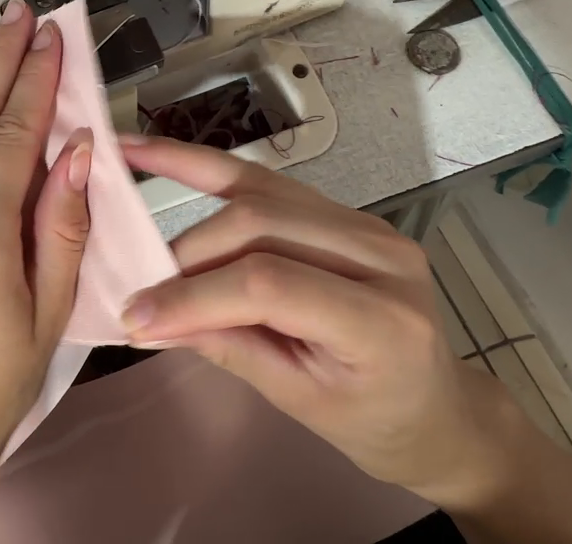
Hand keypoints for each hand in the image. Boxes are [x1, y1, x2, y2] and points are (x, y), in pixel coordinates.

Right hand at [116, 135, 516, 509]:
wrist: (437, 407)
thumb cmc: (375, 421)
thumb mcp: (301, 402)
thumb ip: (228, 347)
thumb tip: (148, 318)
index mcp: (383, 319)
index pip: (271, 285)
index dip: (195, 294)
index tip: (136, 316)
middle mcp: (381, 254)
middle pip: (260, 227)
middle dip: (188, 257)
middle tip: (141, 291)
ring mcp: (364, 222)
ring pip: (256, 194)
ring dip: (191, 212)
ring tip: (134, 223)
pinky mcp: (340, 209)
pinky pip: (264, 182)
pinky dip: (205, 168)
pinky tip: (153, 151)